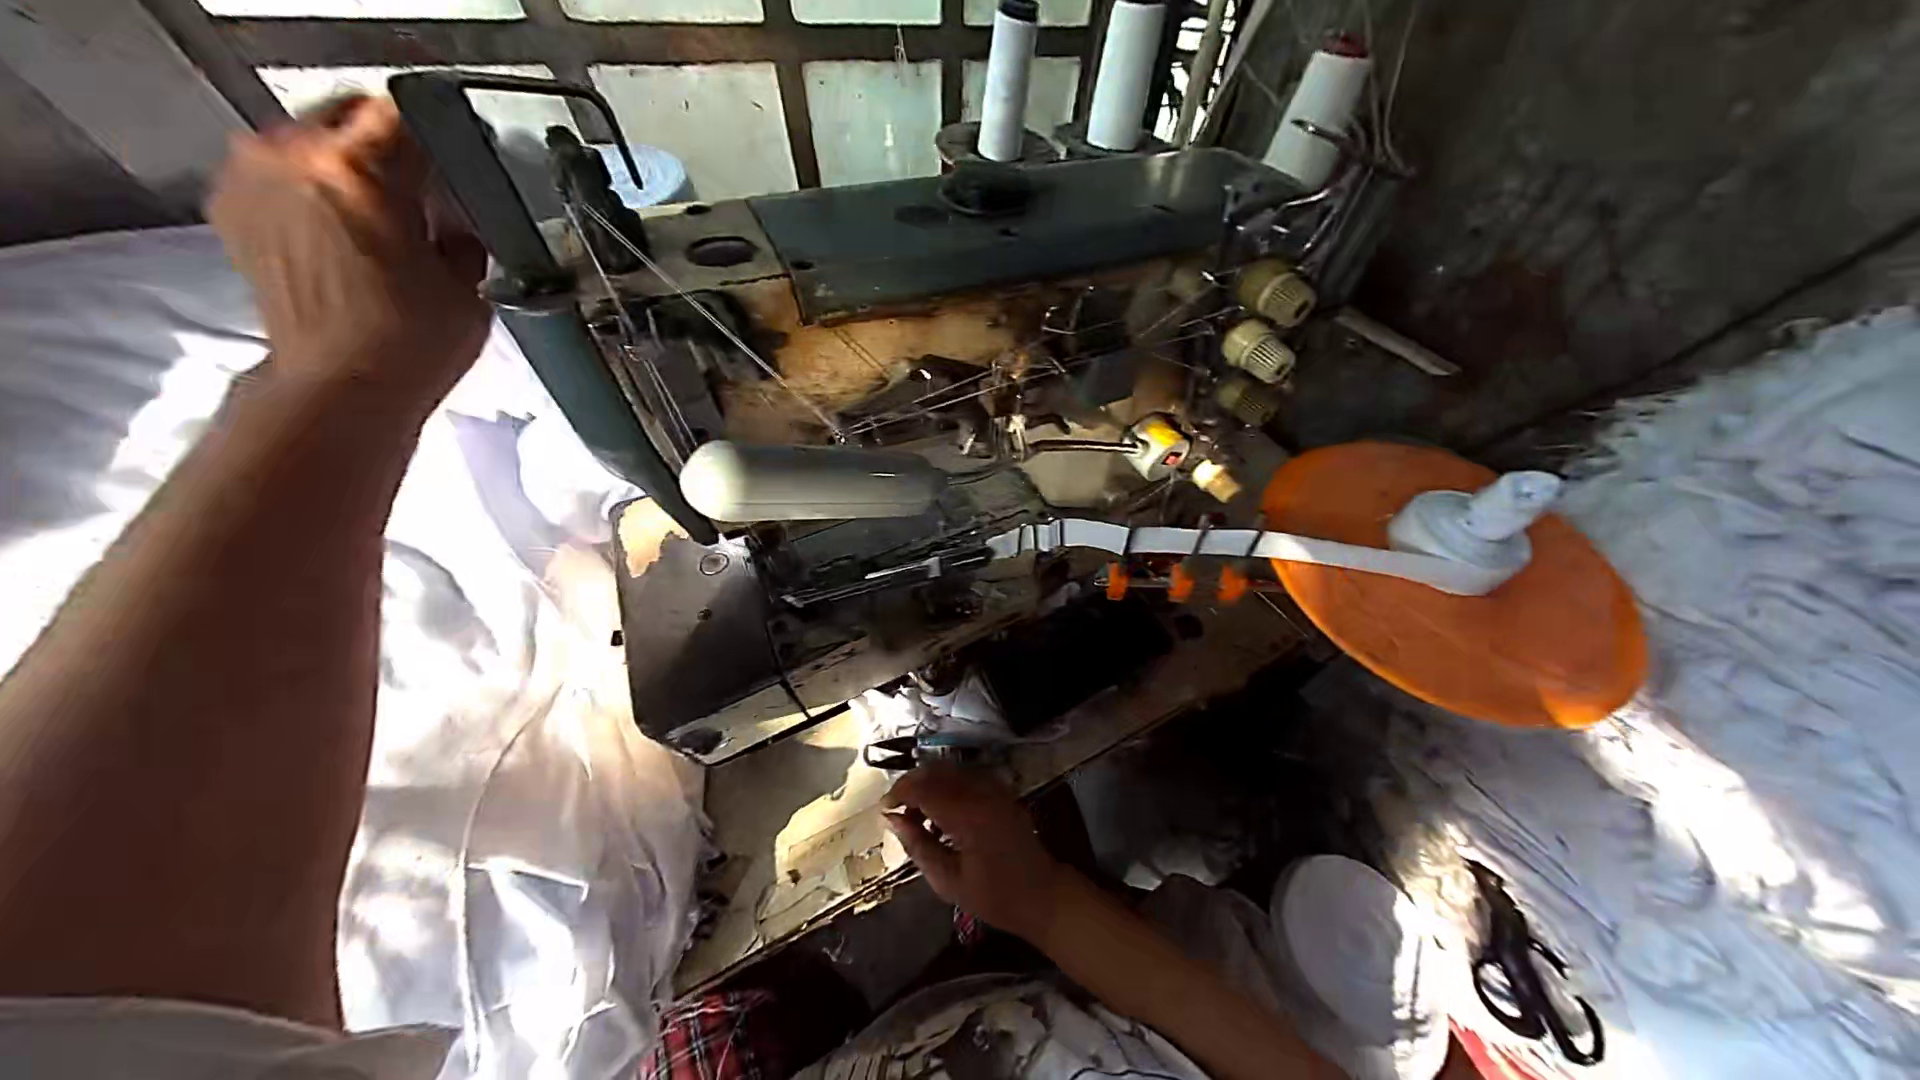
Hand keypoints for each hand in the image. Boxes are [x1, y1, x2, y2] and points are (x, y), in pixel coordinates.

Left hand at [206, 96, 488, 411]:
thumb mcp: (467, 284)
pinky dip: (312, 194)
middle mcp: (291, 158)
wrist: (345, 383)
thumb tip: (452, 224)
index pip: (403, 118)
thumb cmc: (412, 340)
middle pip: (346, 120)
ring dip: (346, 172)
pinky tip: (344, 235)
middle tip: (423, 194)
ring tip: (383, 220)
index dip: (439, 142)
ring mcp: (254, 182)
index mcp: (358, 167)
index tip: (456, 165)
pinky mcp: (235, 211)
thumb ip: (457, 235)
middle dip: (387, 152)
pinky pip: (280, 177)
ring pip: (310, 146)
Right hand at [883, 765, 1070, 942]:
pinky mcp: (1001, 790)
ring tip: (918, 816)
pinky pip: (966, 776)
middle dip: (911, 785)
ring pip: (950, 770)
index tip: (884, 809)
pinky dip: (947, 785)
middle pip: (936, 771)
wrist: (1041, 894)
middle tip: (897, 810)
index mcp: (968, 814)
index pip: (924, 788)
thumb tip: (892, 819)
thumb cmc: (993, 896)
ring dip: (928, 784)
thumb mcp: (947, 881)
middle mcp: (981, 792)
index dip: (899, 793)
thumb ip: (918, 846)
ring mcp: (994, 788)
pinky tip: (942, 812)